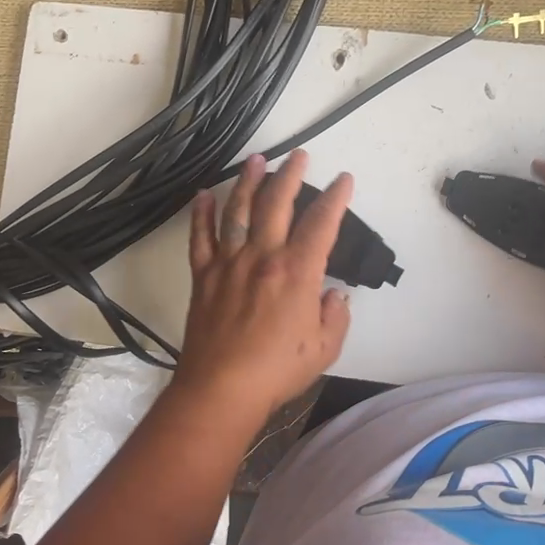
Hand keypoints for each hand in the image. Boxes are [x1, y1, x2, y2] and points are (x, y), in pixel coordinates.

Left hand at [175, 150, 352, 415]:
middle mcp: (263, 258)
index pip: (322, 224)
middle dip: (290, 176)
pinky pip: (201, 238)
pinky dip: (201, 215)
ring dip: (248, 182)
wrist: (221, 389)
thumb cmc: (276, 371)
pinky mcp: (204, 276)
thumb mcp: (324, 349)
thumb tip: (335, 295)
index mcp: (297, 272)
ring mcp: (229, 263)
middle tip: (298, 155)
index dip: (336, 198)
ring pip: (238, 211)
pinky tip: (203, 196)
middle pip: (277, 204)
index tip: (344, 180)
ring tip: (256, 159)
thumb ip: (335, 317)